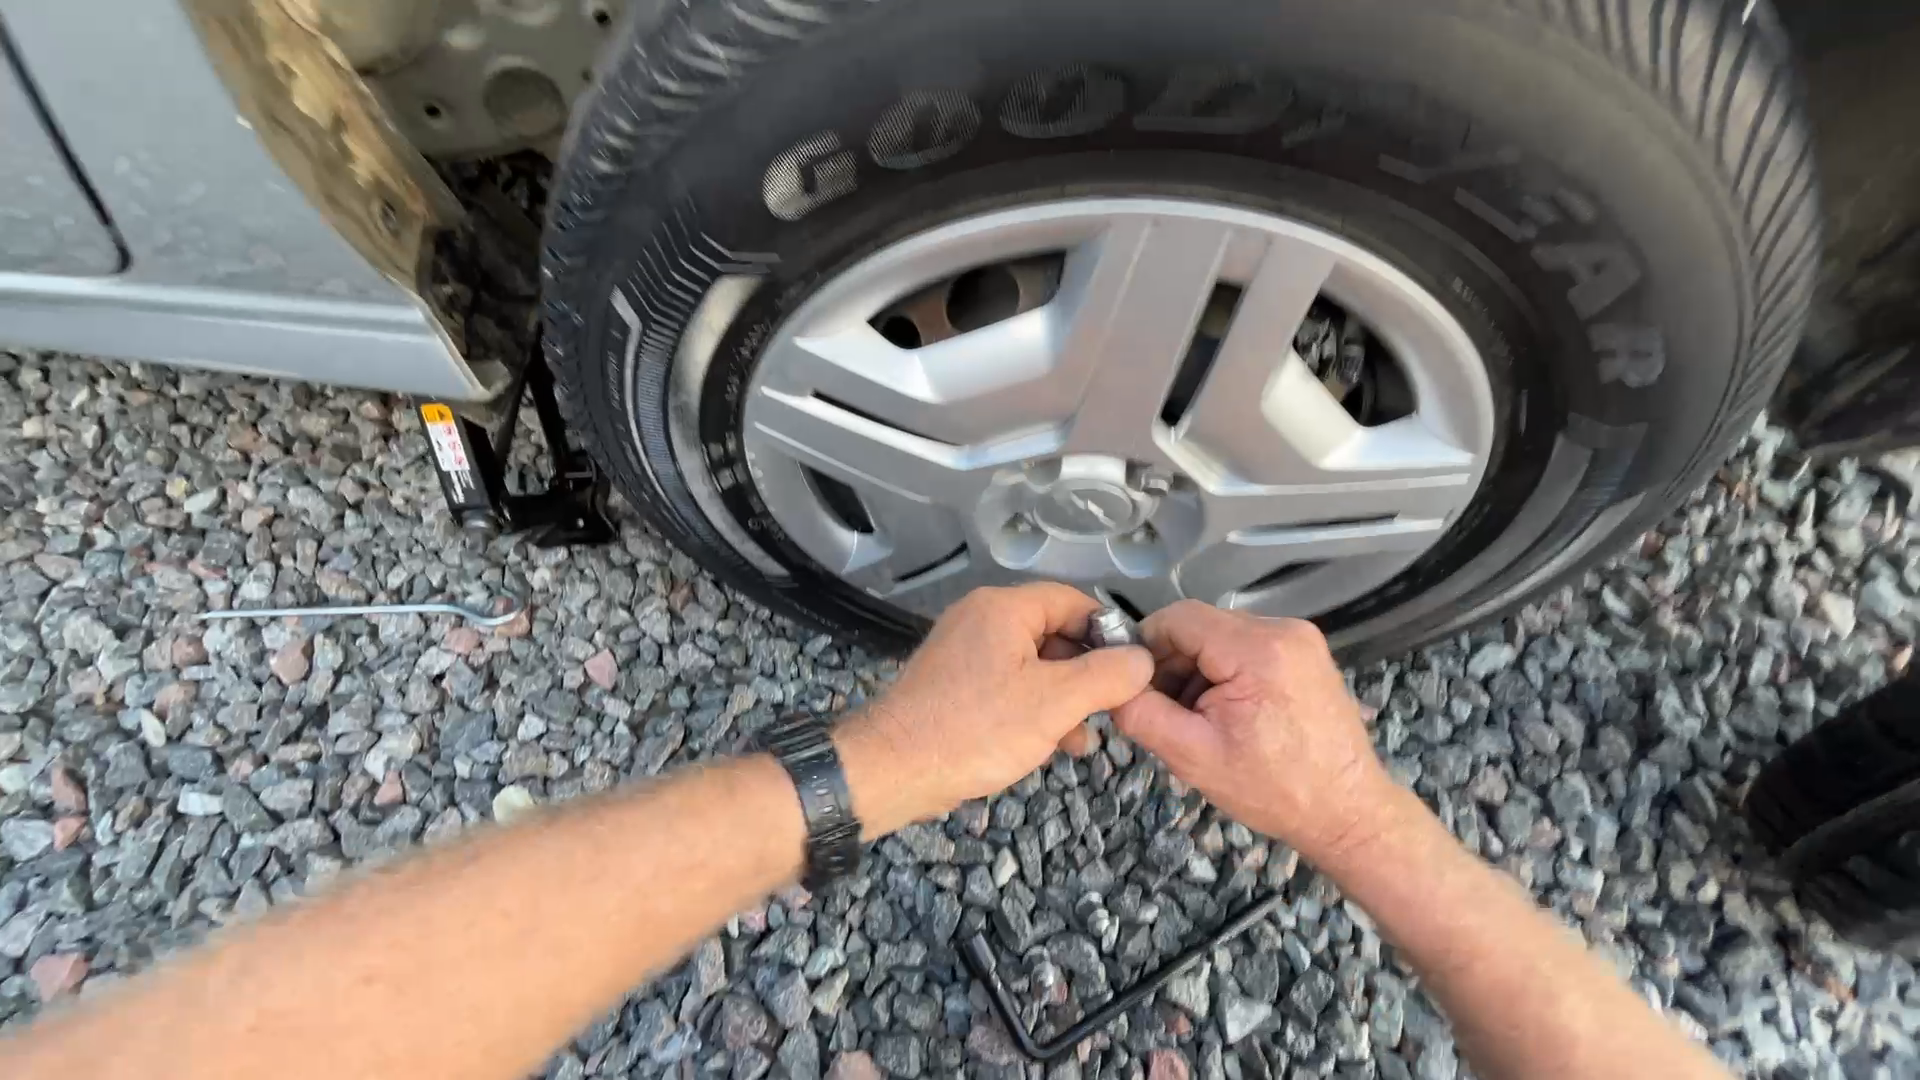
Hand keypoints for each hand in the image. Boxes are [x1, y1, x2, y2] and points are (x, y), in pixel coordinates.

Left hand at [836, 584, 1153, 834]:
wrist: (894, 768)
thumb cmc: (976, 729)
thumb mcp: (1054, 702)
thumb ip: (1106, 676)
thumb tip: (1142, 659)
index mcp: (1003, 609)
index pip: (1072, 600)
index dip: (1107, 631)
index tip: (1131, 669)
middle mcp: (980, 619)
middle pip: (1052, 632)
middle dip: (1085, 673)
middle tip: (1109, 710)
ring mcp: (963, 650)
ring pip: (1031, 664)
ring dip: (1062, 697)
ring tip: (1081, 739)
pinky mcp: (953, 682)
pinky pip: (1006, 683)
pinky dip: (1031, 707)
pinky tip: (1048, 744)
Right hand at [1111, 601, 1392, 864]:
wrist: (1347, 813)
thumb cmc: (1272, 789)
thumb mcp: (1190, 755)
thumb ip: (1139, 711)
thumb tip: (1111, 681)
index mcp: (1257, 649)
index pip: (1177, 618)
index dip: (1145, 646)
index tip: (1136, 686)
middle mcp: (1282, 629)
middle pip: (1198, 624)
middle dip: (1171, 663)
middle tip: (1166, 710)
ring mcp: (1299, 637)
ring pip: (1218, 634)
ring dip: (1195, 668)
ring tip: (1198, 716)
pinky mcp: (1304, 651)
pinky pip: (1242, 644)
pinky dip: (1222, 670)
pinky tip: (1225, 710)